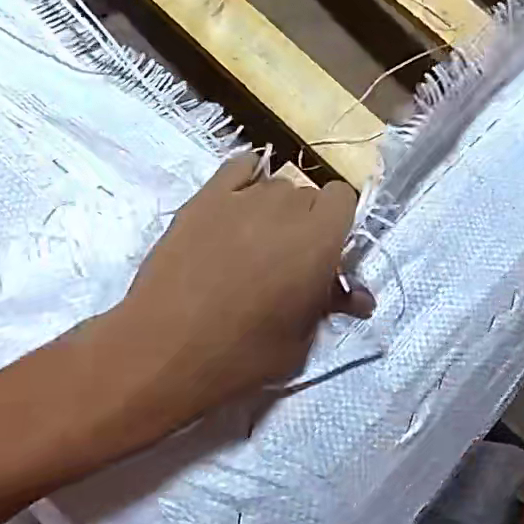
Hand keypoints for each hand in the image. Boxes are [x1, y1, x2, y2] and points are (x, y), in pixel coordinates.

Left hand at [101, 153, 372, 437]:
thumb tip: (357, 296)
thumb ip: (329, 305)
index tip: (324, 254)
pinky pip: (236, 168)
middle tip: (287, 259)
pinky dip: (244, 179)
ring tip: (252, 243)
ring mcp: (242, 197)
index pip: (343, 199)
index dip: (336, 225)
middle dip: (305, 222)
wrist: (165, 349)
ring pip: (273, 185)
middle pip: (308, 194)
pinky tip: (236, 205)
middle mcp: (287, 207)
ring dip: (273, 209)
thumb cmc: (242, 355)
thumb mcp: (301, 340)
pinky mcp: (203, 197)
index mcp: (320, 240)